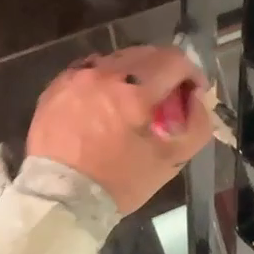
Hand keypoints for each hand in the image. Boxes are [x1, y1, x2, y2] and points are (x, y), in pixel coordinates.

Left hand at [26, 45, 214, 214]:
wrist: (59, 199)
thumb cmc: (117, 182)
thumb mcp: (169, 161)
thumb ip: (196, 126)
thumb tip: (196, 99)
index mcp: (134, 90)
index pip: (174, 60)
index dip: (191, 74)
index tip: (192, 94)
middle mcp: (104, 73)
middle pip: (146, 54)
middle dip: (163, 73)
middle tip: (166, 101)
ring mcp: (76, 76)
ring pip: (116, 60)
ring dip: (133, 75)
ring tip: (133, 104)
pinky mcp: (57, 85)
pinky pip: (89, 71)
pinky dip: (104, 81)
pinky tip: (104, 106)